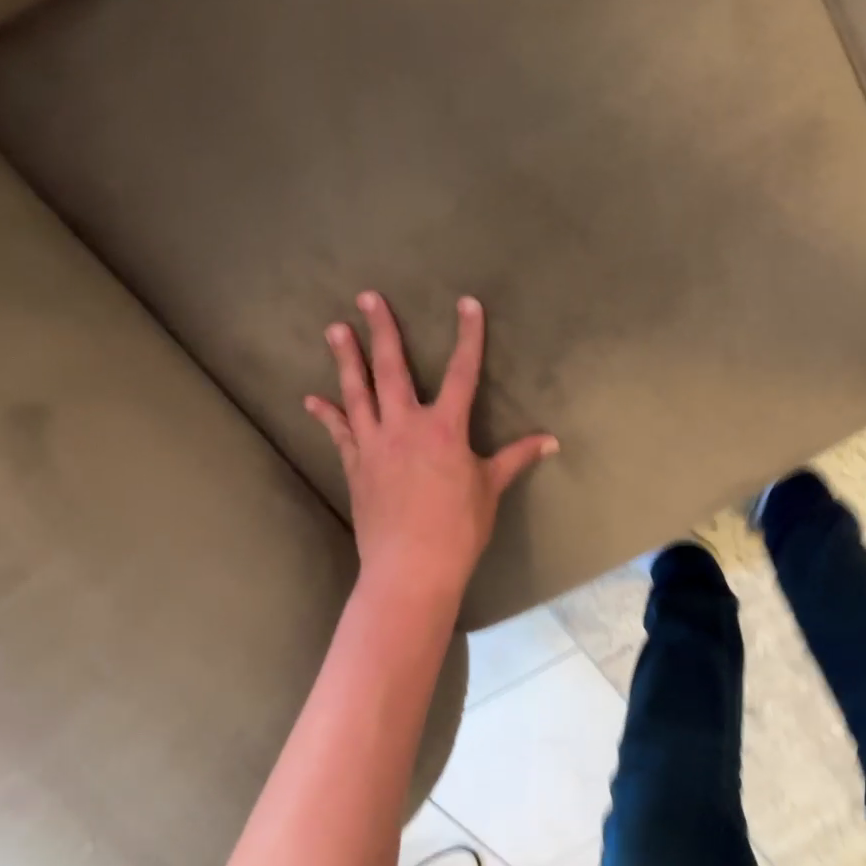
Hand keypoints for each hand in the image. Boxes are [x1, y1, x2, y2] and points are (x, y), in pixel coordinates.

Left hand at [305, 291, 558, 591]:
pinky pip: (340, 432)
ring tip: (335, 328)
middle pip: (391, 369)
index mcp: (445, 428)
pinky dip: (327, 414)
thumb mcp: (491, 488)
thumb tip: (552, 441)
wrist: (411, 567)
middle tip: (368, 298)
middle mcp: (405, 426)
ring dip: (346, 359)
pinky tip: (313, 399)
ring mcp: (374, 444)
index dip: (468, 336)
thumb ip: (517, 457)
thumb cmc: (459, 527)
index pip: (462, 372)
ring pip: (357, 392)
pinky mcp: (355, 466)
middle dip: (382, 331)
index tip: (467, 304)